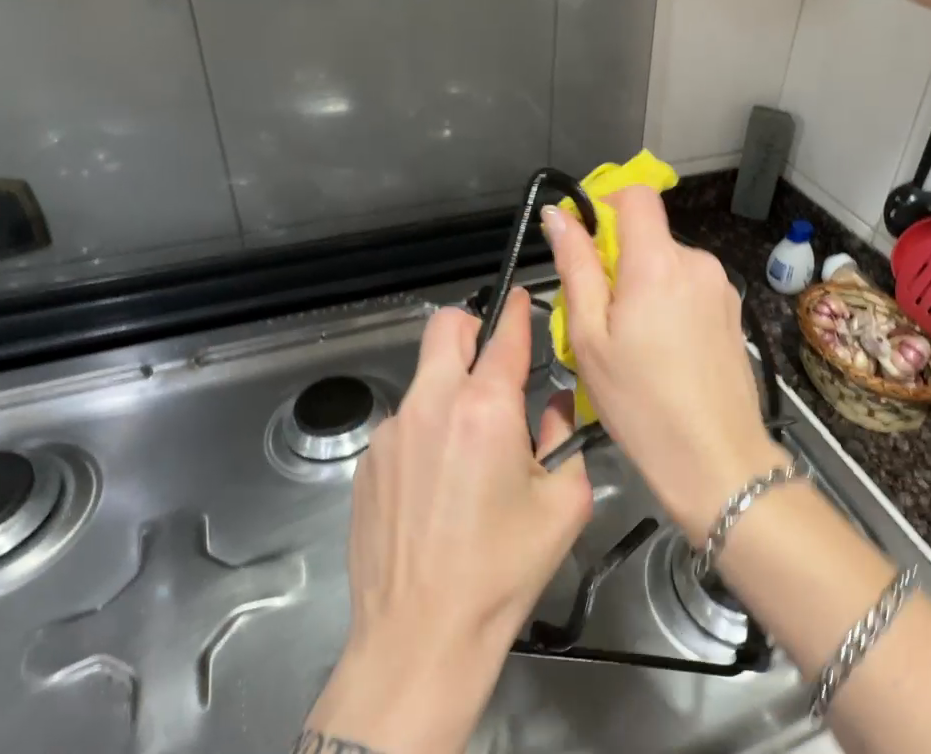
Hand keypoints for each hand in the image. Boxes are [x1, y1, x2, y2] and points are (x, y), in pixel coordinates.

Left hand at [304, 289, 591, 753]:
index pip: (504, 334)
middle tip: (493, 356)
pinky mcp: (367, 462)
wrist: (421, 633)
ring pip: (424, 381)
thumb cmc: (503, 570)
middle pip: (445, 328)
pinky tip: (437, 486)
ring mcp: (390, 432)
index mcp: (485, 408)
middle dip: (472, 327)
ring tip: (470, 450)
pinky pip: (403, 425)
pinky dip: (425, 433)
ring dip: (449, 391)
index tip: (521, 298)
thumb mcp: (563, 503)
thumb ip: (564, 438)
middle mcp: (431, 406)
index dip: (517, 310)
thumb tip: (553, 408)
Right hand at [542, 187, 786, 535]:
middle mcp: (697, 263)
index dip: (605, 204)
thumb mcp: (589, 339)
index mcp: (658, 262)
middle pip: (650, 235)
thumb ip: (575, 268)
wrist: (717, 460)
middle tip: (597, 318)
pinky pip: (690, 289)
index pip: (636, 195)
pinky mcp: (733, 312)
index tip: (583, 242)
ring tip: (630, 345)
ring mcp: (721, 288)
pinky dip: (668, 304)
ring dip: (642, 286)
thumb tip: (559, 216)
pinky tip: (662, 354)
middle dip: (617, 261)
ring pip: (668, 265)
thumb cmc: (641, 403)